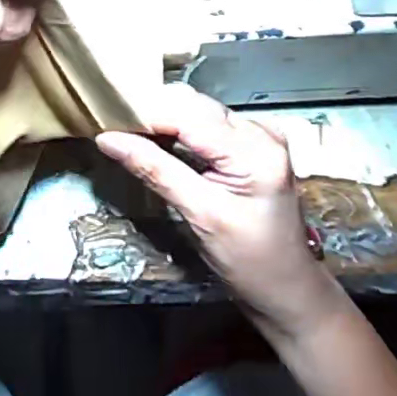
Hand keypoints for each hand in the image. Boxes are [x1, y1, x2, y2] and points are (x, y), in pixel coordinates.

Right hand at [95, 85, 342, 337]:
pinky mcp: (252, 144)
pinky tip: (157, 140)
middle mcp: (260, 131)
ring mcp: (259, 135)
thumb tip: (108, 139)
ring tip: (128, 131)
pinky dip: (179, 128)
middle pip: (194, 106)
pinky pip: (208, 124)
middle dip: (152, 113)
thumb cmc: (250, 262)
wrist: (289, 290)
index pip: (188, 115)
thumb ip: (155, 171)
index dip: (146, 114)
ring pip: (198, 111)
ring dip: (163, 118)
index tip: (107, 121)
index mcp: (254, 148)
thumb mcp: (200, 216)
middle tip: (113, 126)